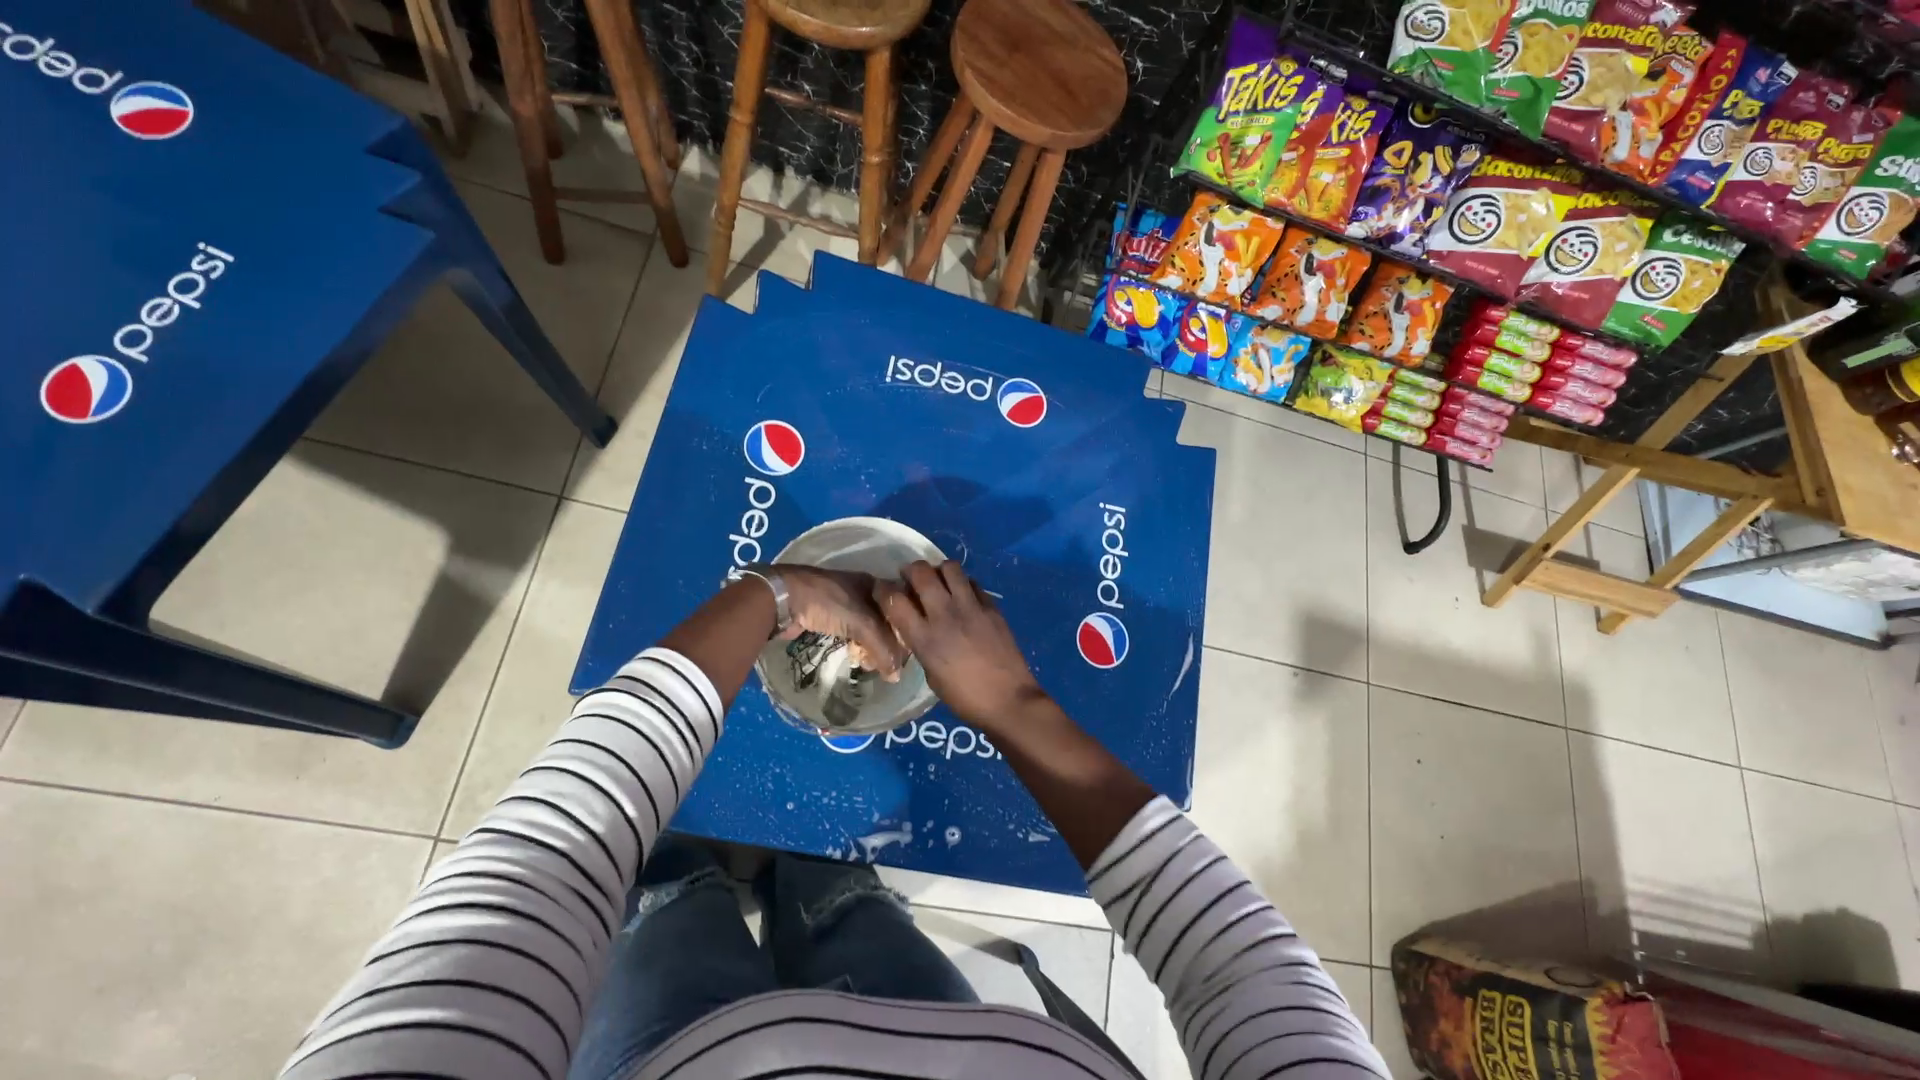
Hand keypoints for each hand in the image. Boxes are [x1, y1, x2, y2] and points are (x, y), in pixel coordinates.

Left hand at [774, 565, 906, 678]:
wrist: (783, 597)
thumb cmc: (827, 602)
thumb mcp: (861, 623)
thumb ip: (882, 648)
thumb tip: (896, 676)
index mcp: (873, 583)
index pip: (900, 606)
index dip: (907, 627)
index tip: (910, 649)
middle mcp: (861, 589)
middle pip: (883, 618)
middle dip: (888, 640)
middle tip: (891, 662)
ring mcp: (842, 601)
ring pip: (865, 626)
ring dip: (870, 644)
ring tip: (873, 663)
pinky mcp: (825, 615)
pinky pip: (848, 631)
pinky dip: (855, 644)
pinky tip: (856, 657)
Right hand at [875, 561, 1045, 727]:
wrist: (1009, 700)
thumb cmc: (965, 698)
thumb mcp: (932, 675)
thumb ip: (922, 645)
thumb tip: (918, 627)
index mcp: (925, 638)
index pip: (894, 599)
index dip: (882, 589)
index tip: (882, 589)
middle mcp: (945, 615)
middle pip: (921, 573)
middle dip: (910, 570)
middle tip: (910, 578)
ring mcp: (971, 608)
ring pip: (950, 568)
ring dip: (939, 570)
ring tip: (939, 582)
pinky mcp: (992, 607)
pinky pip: (973, 583)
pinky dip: (963, 584)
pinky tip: (963, 596)